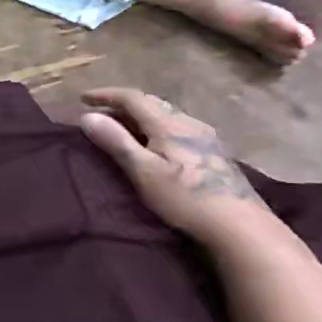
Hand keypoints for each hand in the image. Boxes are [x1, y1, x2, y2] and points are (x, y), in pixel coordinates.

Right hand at [77, 88, 278, 243]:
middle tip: (99, 114)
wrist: (239, 226)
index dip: (106, 95)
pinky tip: (152, 142)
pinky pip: (176, 127)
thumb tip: (87, 116)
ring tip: (120, 127)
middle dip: (122, 104)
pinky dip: (154, 127)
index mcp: (170, 124)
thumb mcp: (143, 171)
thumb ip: (115, 141)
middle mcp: (189, 123)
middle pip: (152, 103)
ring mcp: (205, 137)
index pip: (133, 98)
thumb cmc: (185, 197)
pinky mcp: (213, 152)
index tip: (82, 99)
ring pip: (165, 115)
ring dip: (139, 116)